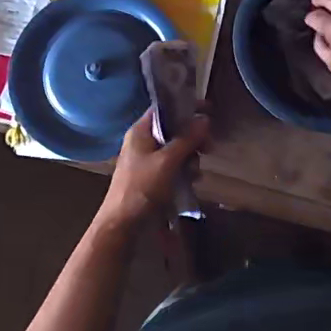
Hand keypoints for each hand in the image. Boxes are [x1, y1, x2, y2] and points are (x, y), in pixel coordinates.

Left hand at [99, 111, 209, 225]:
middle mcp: (143, 142)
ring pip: (177, 150)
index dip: (185, 106)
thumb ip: (186, 139)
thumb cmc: (142, 188)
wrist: (123, 224)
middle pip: (174, 130)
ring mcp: (147, 160)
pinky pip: (173, 166)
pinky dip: (184, 171)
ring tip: (194, 173)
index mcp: (140, 131)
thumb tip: (204, 119)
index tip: (208, 109)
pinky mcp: (153, 177)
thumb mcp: (167, 162)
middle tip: (208, 148)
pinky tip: (191, 182)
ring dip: (190, 159)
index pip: (164, 108)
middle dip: (192, 139)